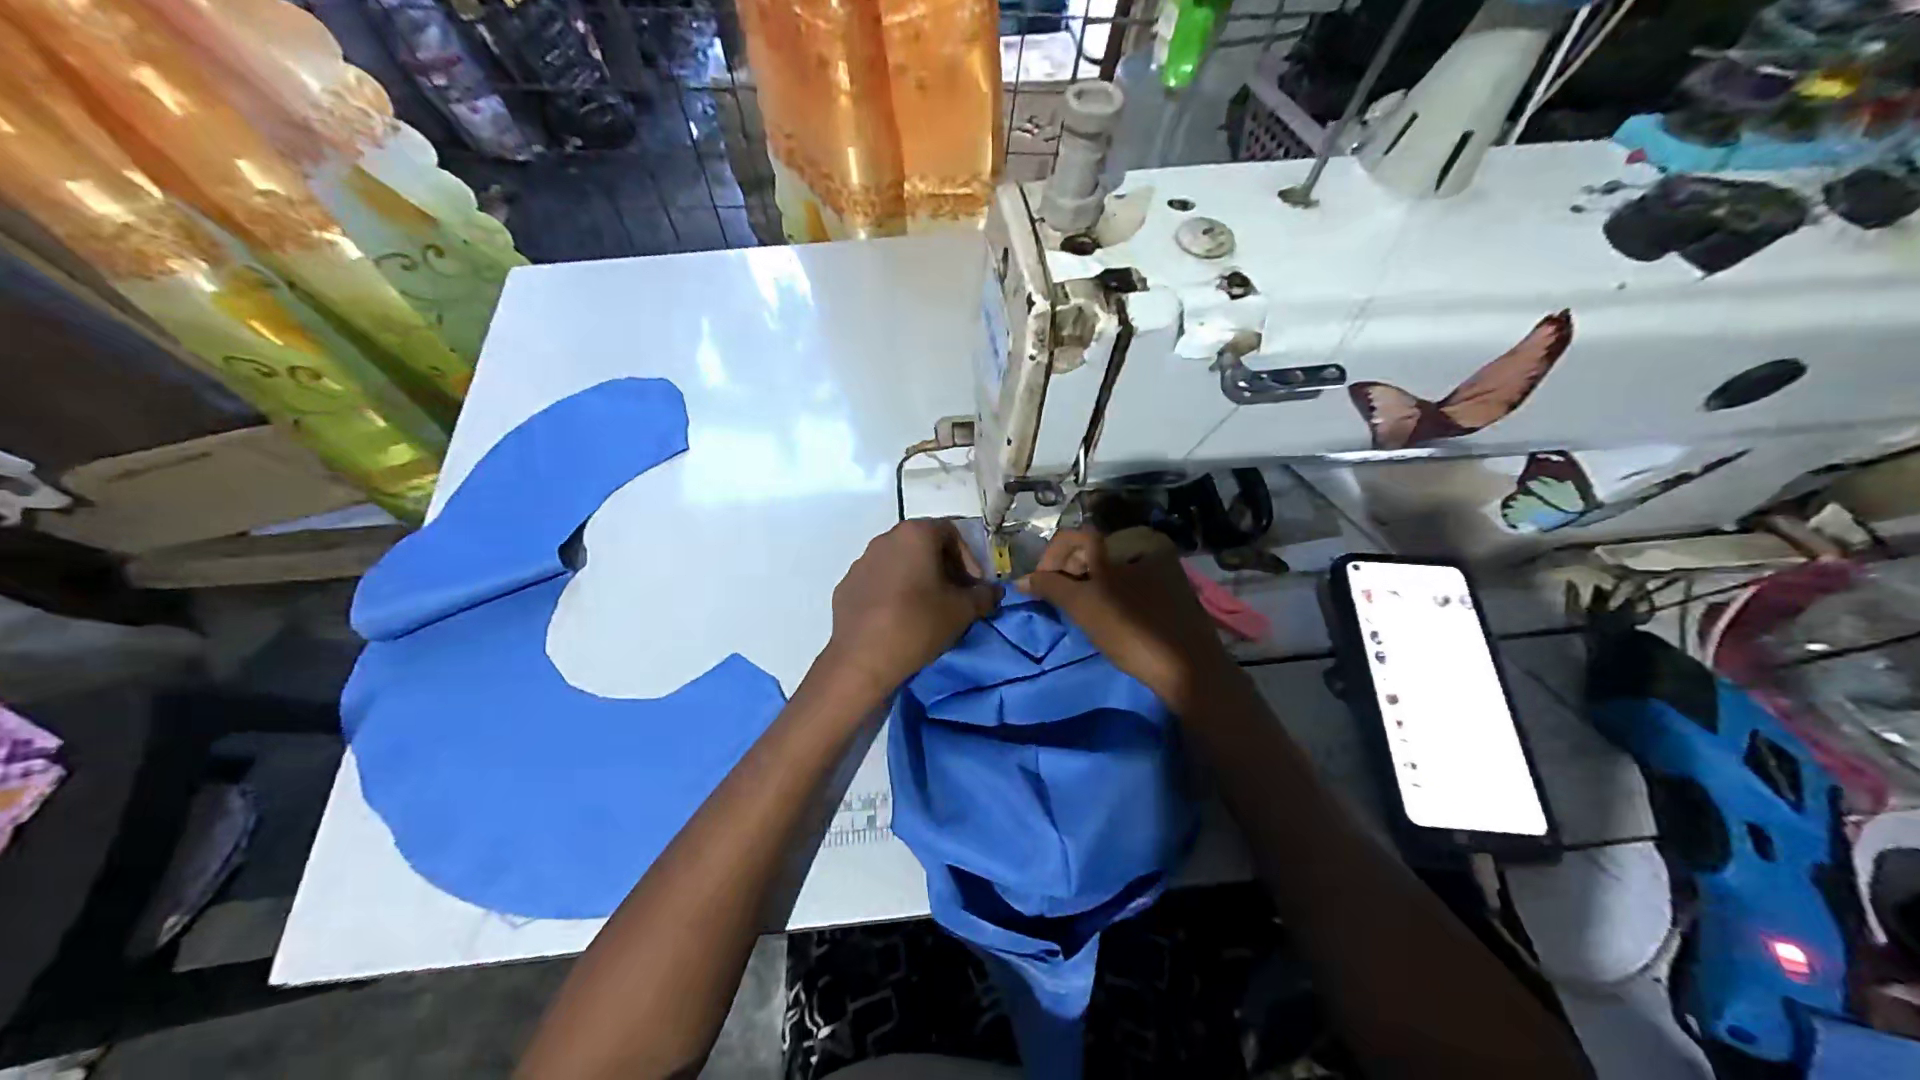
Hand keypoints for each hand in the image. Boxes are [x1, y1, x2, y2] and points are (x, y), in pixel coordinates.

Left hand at [822, 519, 999, 700]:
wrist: (862, 658)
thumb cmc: (919, 623)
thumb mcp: (963, 610)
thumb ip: (984, 595)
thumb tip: (994, 592)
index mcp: (914, 534)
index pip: (951, 532)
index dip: (969, 558)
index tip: (974, 586)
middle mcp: (885, 539)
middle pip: (923, 546)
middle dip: (944, 568)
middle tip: (955, 596)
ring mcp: (861, 562)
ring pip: (899, 563)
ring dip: (918, 580)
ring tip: (928, 610)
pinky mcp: (846, 586)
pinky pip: (879, 582)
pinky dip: (894, 593)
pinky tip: (900, 619)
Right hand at [1018, 528, 1230, 713]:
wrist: (1189, 671)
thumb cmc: (1132, 630)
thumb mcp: (1084, 606)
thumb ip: (1050, 587)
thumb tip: (1021, 580)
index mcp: (1131, 540)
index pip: (1075, 538)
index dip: (1049, 560)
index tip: (1039, 587)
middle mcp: (1148, 546)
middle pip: (1093, 551)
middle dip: (1068, 573)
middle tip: (1056, 600)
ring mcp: (1163, 570)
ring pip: (1111, 570)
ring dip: (1087, 586)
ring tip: (1077, 611)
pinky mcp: (1170, 594)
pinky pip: (1129, 584)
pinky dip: (1109, 595)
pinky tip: (1103, 617)